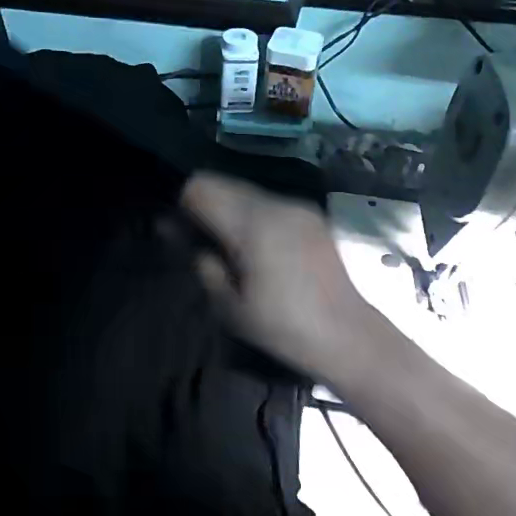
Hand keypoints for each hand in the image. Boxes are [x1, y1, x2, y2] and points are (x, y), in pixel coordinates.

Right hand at [181, 173, 395, 385]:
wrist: (344, 333)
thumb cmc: (281, 326)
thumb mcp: (228, 304)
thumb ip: (200, 261)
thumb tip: (171, 228)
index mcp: (254, 224)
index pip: (201, 187)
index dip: (183, 206)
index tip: (182, 234)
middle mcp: (277, 204)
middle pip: (223, 182)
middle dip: (206, 205)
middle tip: (202, 242)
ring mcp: (299, 206)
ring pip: (247, 190)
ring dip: (231, 209)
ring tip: (233, 249)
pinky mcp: (313, 214)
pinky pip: (271, 202)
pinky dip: (255, 215)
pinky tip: (260, 248)